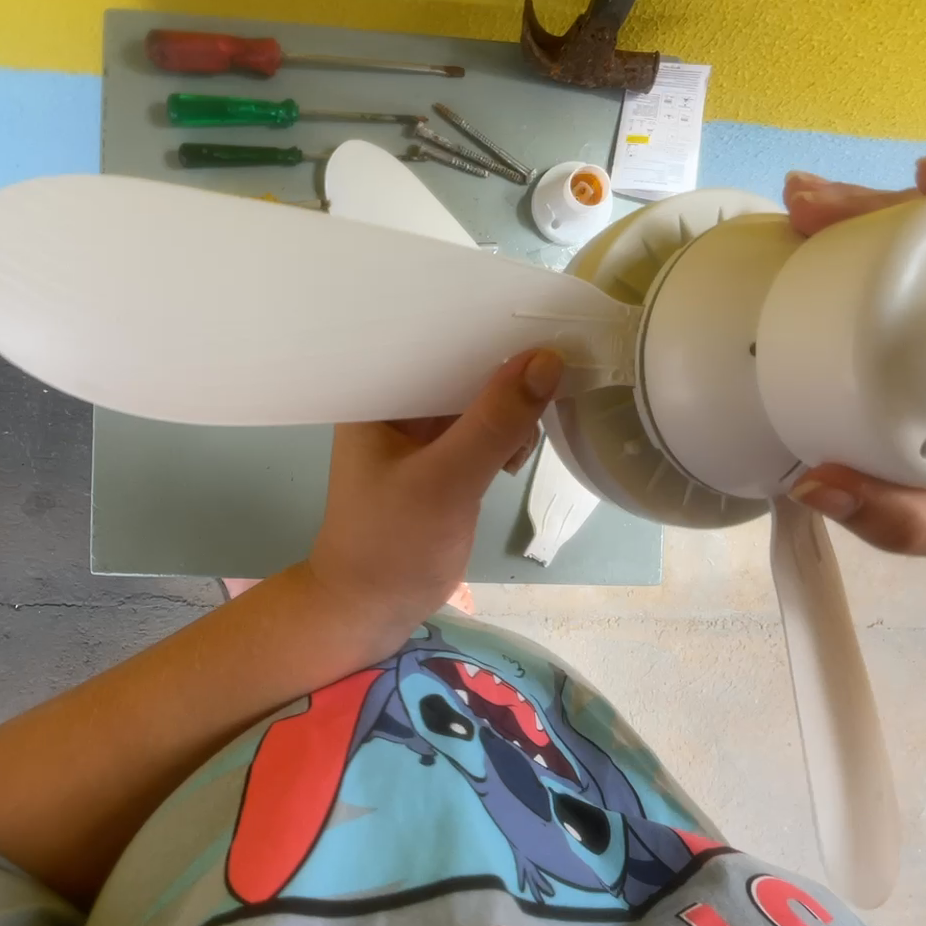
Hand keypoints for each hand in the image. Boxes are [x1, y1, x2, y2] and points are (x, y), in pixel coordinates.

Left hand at [306, 349, 561, 656]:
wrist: (370, 611)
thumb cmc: (391, 546)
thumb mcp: (445, 481)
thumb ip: (494, 422)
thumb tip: (548, 360)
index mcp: (376, 395)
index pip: (429, 337)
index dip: (480, 323)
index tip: (536, 314)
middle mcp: (395, 406)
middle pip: (456, 365)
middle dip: (503, 367)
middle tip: (555, 366)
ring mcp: (419, 436)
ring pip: (474, 399)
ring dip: (507, 407)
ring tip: (522, 436)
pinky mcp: (441, 462)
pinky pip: (479, 431)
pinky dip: (503, 436)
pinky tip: (514, 456)